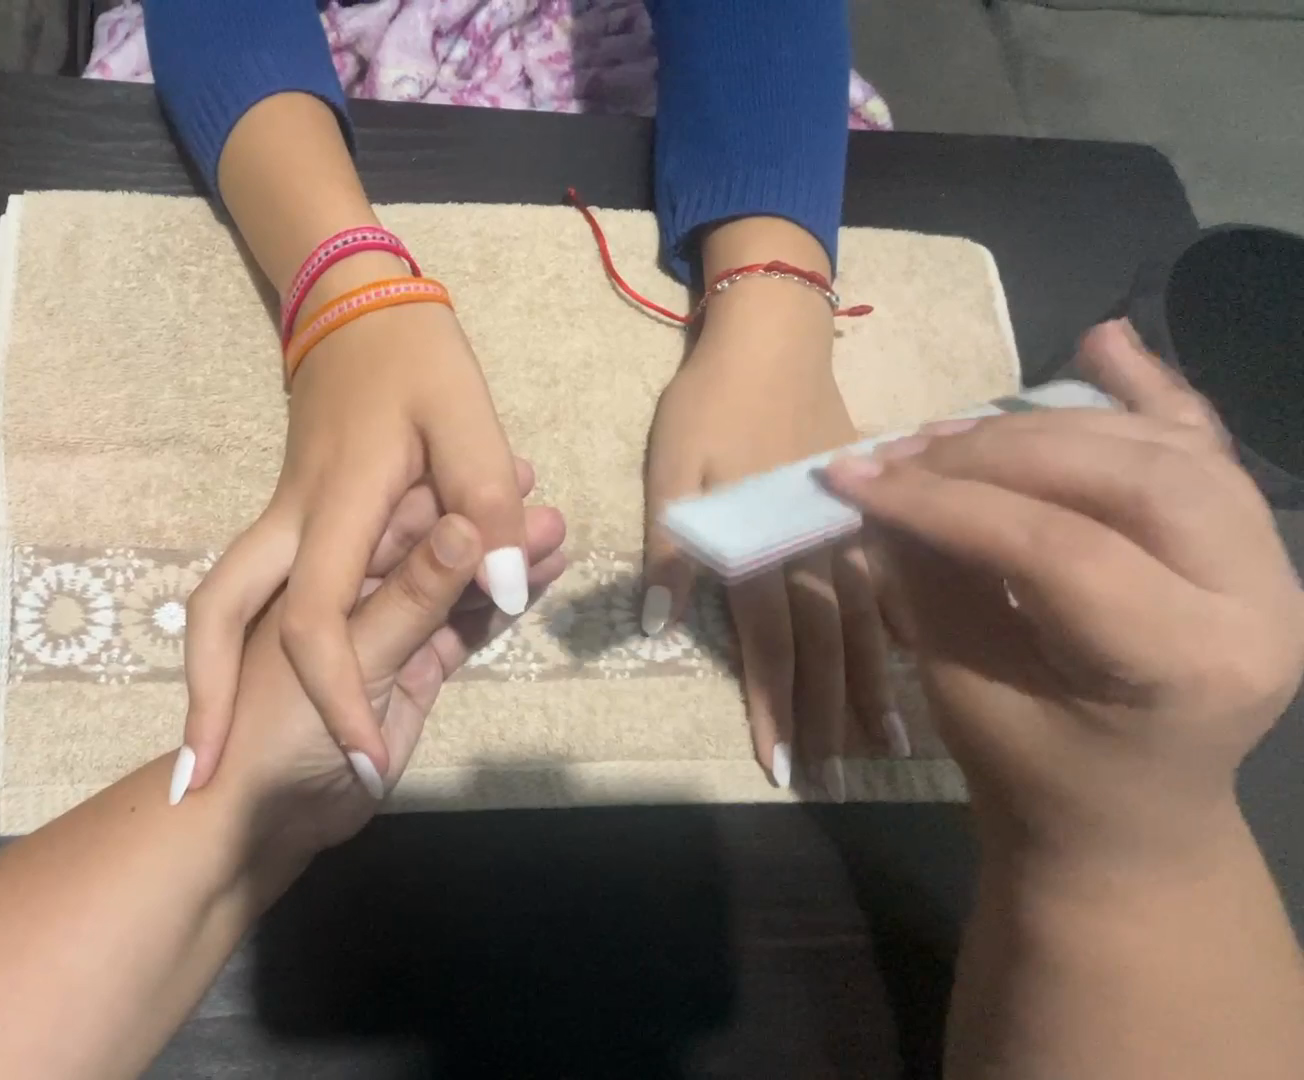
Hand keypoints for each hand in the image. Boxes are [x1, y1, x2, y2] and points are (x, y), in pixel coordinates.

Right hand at [181, 300, 529, 798]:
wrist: (352, 300)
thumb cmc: (413, 357)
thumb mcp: (466, 421)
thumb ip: (482, 502)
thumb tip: (499, 588)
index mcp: (334, 506)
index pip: (318, 619)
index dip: (339, 697)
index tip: (367, 763)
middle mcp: (290, 525)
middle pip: (218, 611)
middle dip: (205, 693)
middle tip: (192, 773)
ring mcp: (282, 523)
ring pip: (229, 603)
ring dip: (213, 673)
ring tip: (203, 740)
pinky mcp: (294, 521)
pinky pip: (277, 586)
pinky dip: (266, 636)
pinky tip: (285, 670)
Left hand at [208, 498, 567, 855]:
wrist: (267, 819)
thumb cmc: (282, 728)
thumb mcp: (356, 653)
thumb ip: (412, 596)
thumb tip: (469, 528)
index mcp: (321, 568)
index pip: (394, 521)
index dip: (452, 497)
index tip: (510, 476)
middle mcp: (355, 588)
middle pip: (429, 552)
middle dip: (485, 532)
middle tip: (548, 507)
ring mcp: (387, 631)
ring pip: (450, 592)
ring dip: (499, 572)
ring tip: (558, 540)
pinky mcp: (411, 672)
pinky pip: (457, 634)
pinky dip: (494, 616)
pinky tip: (537, 587)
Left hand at [645, 282, 899, 795]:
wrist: (771, 344)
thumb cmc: (709, 408)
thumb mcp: (670, 474)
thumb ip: (670, 552)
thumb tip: (657, 631)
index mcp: (763, 547)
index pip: (768, 644)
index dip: (772, 706)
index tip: (781, 766)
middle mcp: (817, 550)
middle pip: (824, 649)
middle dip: (825, 717)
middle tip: (835, 784)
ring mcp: (853, 532)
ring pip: (867, 626)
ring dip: (873, 689)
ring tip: (888, 749)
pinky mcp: (871, 514)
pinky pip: (894, 585)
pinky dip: (903, 632)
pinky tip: (920, 666)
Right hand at [824, 321, 1303, 868]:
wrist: (1124, 812)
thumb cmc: (1031, 768)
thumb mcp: (960, 686)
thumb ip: (933, 579)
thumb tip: (884, 491)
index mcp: (1183, 663)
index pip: (1055, 547)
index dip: (940, 503)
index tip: (849, 478)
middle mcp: (1259, 600)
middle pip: (1127, 476)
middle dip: (991, 454)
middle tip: (897, 458)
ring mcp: (1268, 563)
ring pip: (1160, 447)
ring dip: (1037, 425)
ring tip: (942, 437)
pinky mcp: (1245, 543)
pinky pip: (1200, 446)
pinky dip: (1144, 389)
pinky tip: (1101, 341)